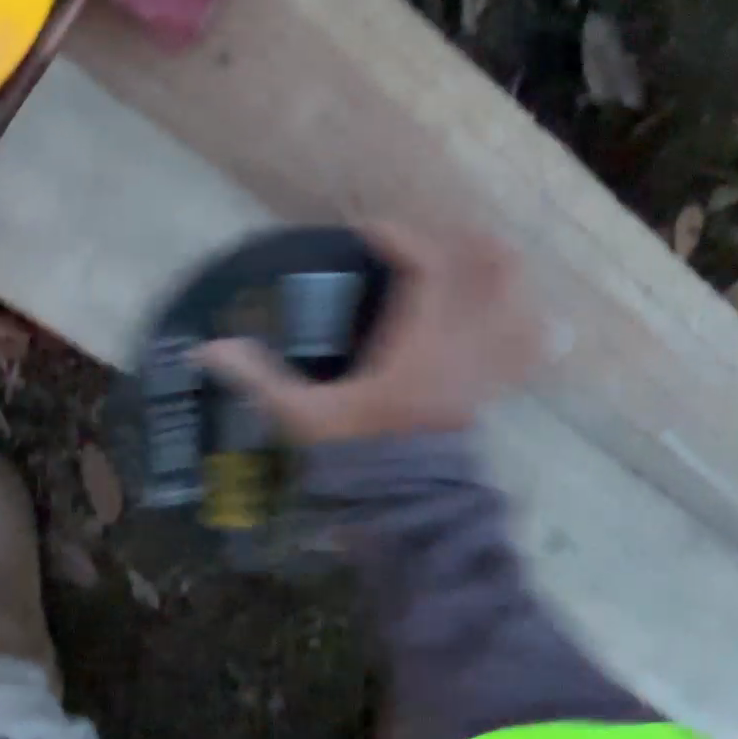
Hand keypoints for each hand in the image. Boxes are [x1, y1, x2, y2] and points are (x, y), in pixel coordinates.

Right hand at [197, 222, 540, 442]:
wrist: (405, 508)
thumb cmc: (355, 457)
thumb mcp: (301, 417)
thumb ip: (258, 379)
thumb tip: (205, 348)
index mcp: (417, 346)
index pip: (428, 267)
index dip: (402, 235)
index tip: (368, 231)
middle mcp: (462, 347)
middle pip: (493, 270)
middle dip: (465, 241)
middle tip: (428, 239)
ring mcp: (486, 368)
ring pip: (520, 300)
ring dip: (501, 273)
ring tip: (471, 261)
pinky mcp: (493, 389)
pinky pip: (531, 346)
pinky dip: (531, 322)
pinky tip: (524, 316)